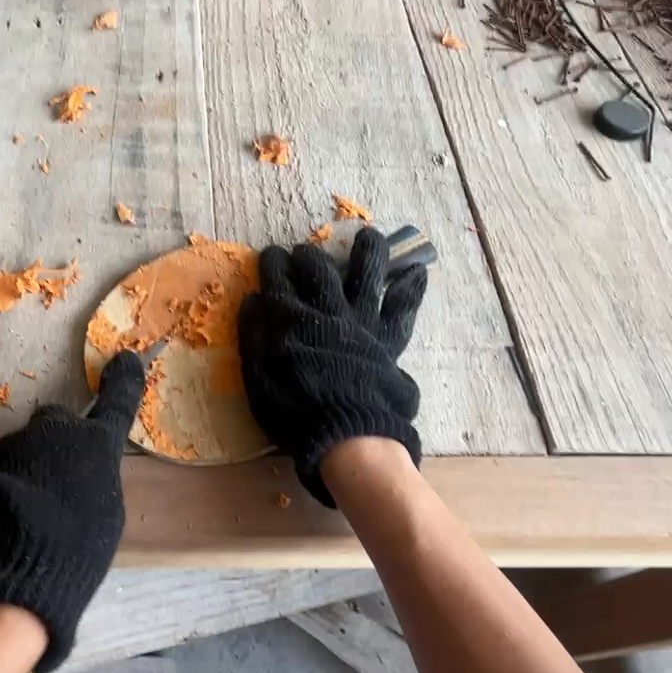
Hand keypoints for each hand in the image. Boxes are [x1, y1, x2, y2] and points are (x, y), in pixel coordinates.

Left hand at [0, 351, 147, 672]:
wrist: (18, 573)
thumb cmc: (78, 552)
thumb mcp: (102, 516)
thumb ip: (90, 479)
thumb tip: (72, 470)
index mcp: (96, 445)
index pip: (116, 406)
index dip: (122, 382)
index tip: (124, 358)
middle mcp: (54, 433)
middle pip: (53, 425)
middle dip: (50, 445)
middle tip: (50, 487)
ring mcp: (12, 447)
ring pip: (15, 454)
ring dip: (15, 477)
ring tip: (16, 523)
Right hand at [237, 225, 428, 507]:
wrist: (350, 436)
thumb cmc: (296, 414)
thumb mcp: (258, 380)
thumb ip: (254, 337)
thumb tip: (253, 299)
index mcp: (291, 321)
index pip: (278, 280)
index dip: (273, 263)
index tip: (270, 254)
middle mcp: (327, 312)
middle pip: (318, 270)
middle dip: (308, 256)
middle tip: (302, 253)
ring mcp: (360, 322)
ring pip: (366, 275)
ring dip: (367, 252)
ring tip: (369, 236)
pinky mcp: (386, 339)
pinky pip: (401, 309)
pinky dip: (411, 290)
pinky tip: (418, 272)